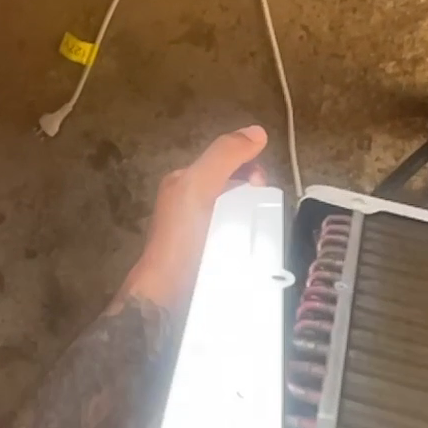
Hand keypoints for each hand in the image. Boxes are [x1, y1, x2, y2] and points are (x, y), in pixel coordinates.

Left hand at [119, 126, 267, 311]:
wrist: (166, 295)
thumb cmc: (181, 237)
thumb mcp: (199, 186)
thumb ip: (224, 156)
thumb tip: (257, 131)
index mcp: (182, 182)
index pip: (223, 161)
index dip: (246, 164)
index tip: (261, 183)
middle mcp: (187, 203)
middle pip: (231, 186)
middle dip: (251, 190)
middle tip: (261, 207)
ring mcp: (196, 231)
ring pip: (234, 212)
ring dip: (252, 216)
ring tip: (262, 230)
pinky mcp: (205, 255)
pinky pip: (233, 237)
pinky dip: (247, 238)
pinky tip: (255, 248)